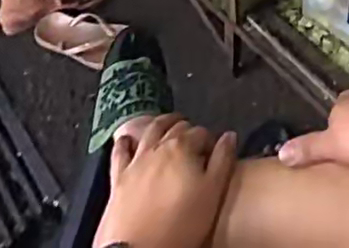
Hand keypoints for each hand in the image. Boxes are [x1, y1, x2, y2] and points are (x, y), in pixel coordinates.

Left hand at [93, 115, 236, 247]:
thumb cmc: (181, 225)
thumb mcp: (212, 194)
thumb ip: (223, 161)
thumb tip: (229, 135)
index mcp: (183, 147)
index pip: (201, 132)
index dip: (209, 140)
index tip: (214, 152)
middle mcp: (159, 146)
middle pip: (177, 127)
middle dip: (189, 129)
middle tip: (195, 140)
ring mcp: (137, 160)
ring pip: (150, 130)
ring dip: (162, 123)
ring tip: (170, 123)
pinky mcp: (118, 177)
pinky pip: (120, 152)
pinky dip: (126, 142)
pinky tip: (128, 139)